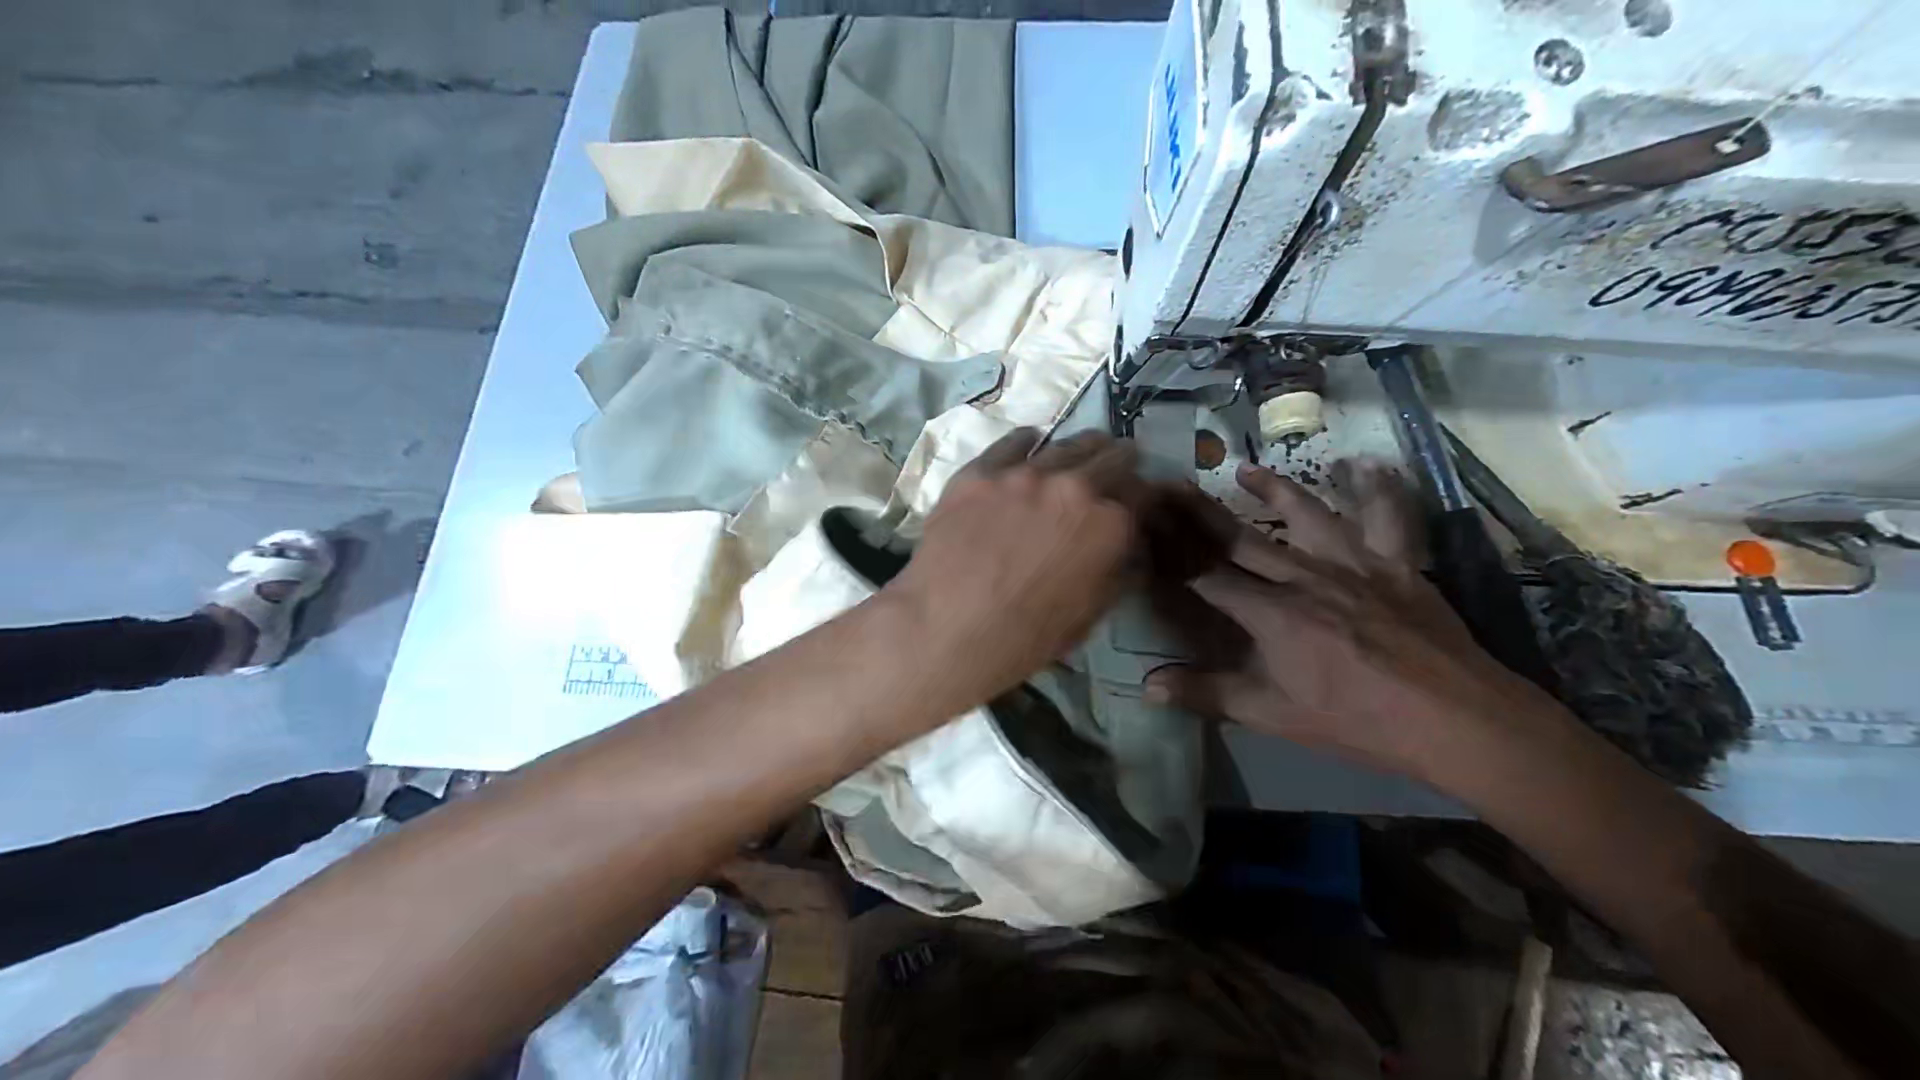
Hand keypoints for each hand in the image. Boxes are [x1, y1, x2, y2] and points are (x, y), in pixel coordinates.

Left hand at [879, 428, 1141, 706]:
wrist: (950, 628)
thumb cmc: (1027, 636)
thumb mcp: (1090, 613)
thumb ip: (1116, 572)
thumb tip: (1127, 552)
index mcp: (1110, 524)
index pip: (1143, 493)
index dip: (1144, 496)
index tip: (1137, 498)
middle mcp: (1074, 487)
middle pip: (1111, 457)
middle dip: (1121, 461)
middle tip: (1119, 462)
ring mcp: (1024, 474)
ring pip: (1066, 444)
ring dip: (1082, 447)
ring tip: (1083, 448)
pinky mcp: (980, 471)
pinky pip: (1012, 442)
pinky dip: (1027, 442)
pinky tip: (1029, 443)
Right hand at [1146, 461, 1558, 782]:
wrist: (1456, 720)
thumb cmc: (1357, 721)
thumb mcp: (1273, 715)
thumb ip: (1207, 694)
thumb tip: (1146, 687)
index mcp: (1272, 614)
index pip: (1205, 572)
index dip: (1169, 546)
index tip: (1144, 520)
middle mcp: (1306, 577)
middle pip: (1241, 536)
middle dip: (1199, 510)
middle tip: (1170, 483)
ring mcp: (1355, 565)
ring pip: (1307, 515)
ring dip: (1273, 489)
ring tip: (1247, 470)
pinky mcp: (1398, 565)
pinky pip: (1388, 518)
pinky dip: (1377, 489)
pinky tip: (1366, 467)